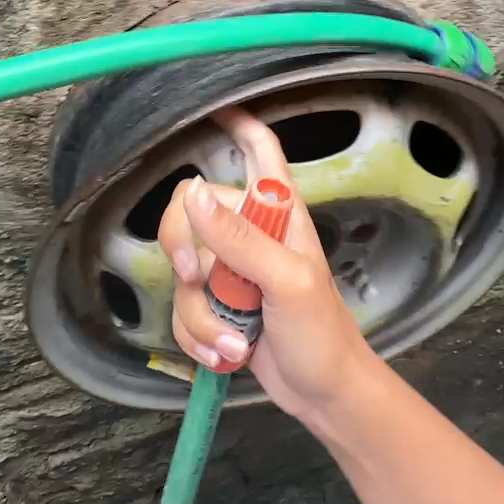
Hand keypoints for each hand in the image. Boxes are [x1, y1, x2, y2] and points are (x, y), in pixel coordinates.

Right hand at [157, 106, 376, 419]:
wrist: (322, 393)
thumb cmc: (322, 332)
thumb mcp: (286, 280)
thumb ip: (238, 237)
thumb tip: (193, 191)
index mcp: (278, 211)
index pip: (260, 151)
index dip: (238, 124)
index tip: (210, 109)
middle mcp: (250, 232)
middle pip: (190, 211)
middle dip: (185, 253)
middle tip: (199, 279)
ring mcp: (230, 270)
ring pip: (181, 272)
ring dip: (200, 316)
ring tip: (235, 340)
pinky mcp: (216, 306)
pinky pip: (182, 309)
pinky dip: (197, 337)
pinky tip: (227, 353)